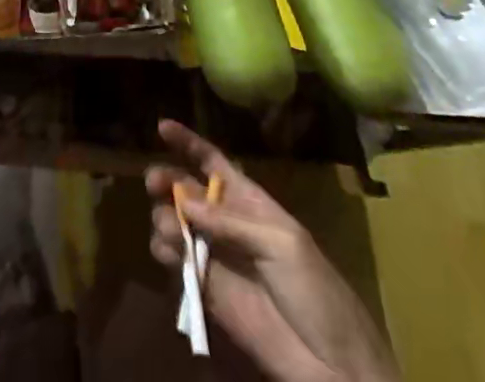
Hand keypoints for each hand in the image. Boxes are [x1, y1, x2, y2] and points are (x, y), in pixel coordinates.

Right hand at [147, 120, 400, 381]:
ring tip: (171, 231)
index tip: (161, 127)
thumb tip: (182, 199)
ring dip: (163, 218)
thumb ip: (230, 221)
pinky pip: (172, 258)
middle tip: (154, 184)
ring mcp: (213, 255)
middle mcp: (226, 223)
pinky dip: (163, 250)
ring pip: (172, 221)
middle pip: (185, 189)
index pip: (214, 164)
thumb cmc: (316, 292)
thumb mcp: (282, 244)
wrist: (330, 363)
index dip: (189, 144)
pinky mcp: (203, 287)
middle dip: (166, 180)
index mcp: (251, 204)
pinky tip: (169, 254)